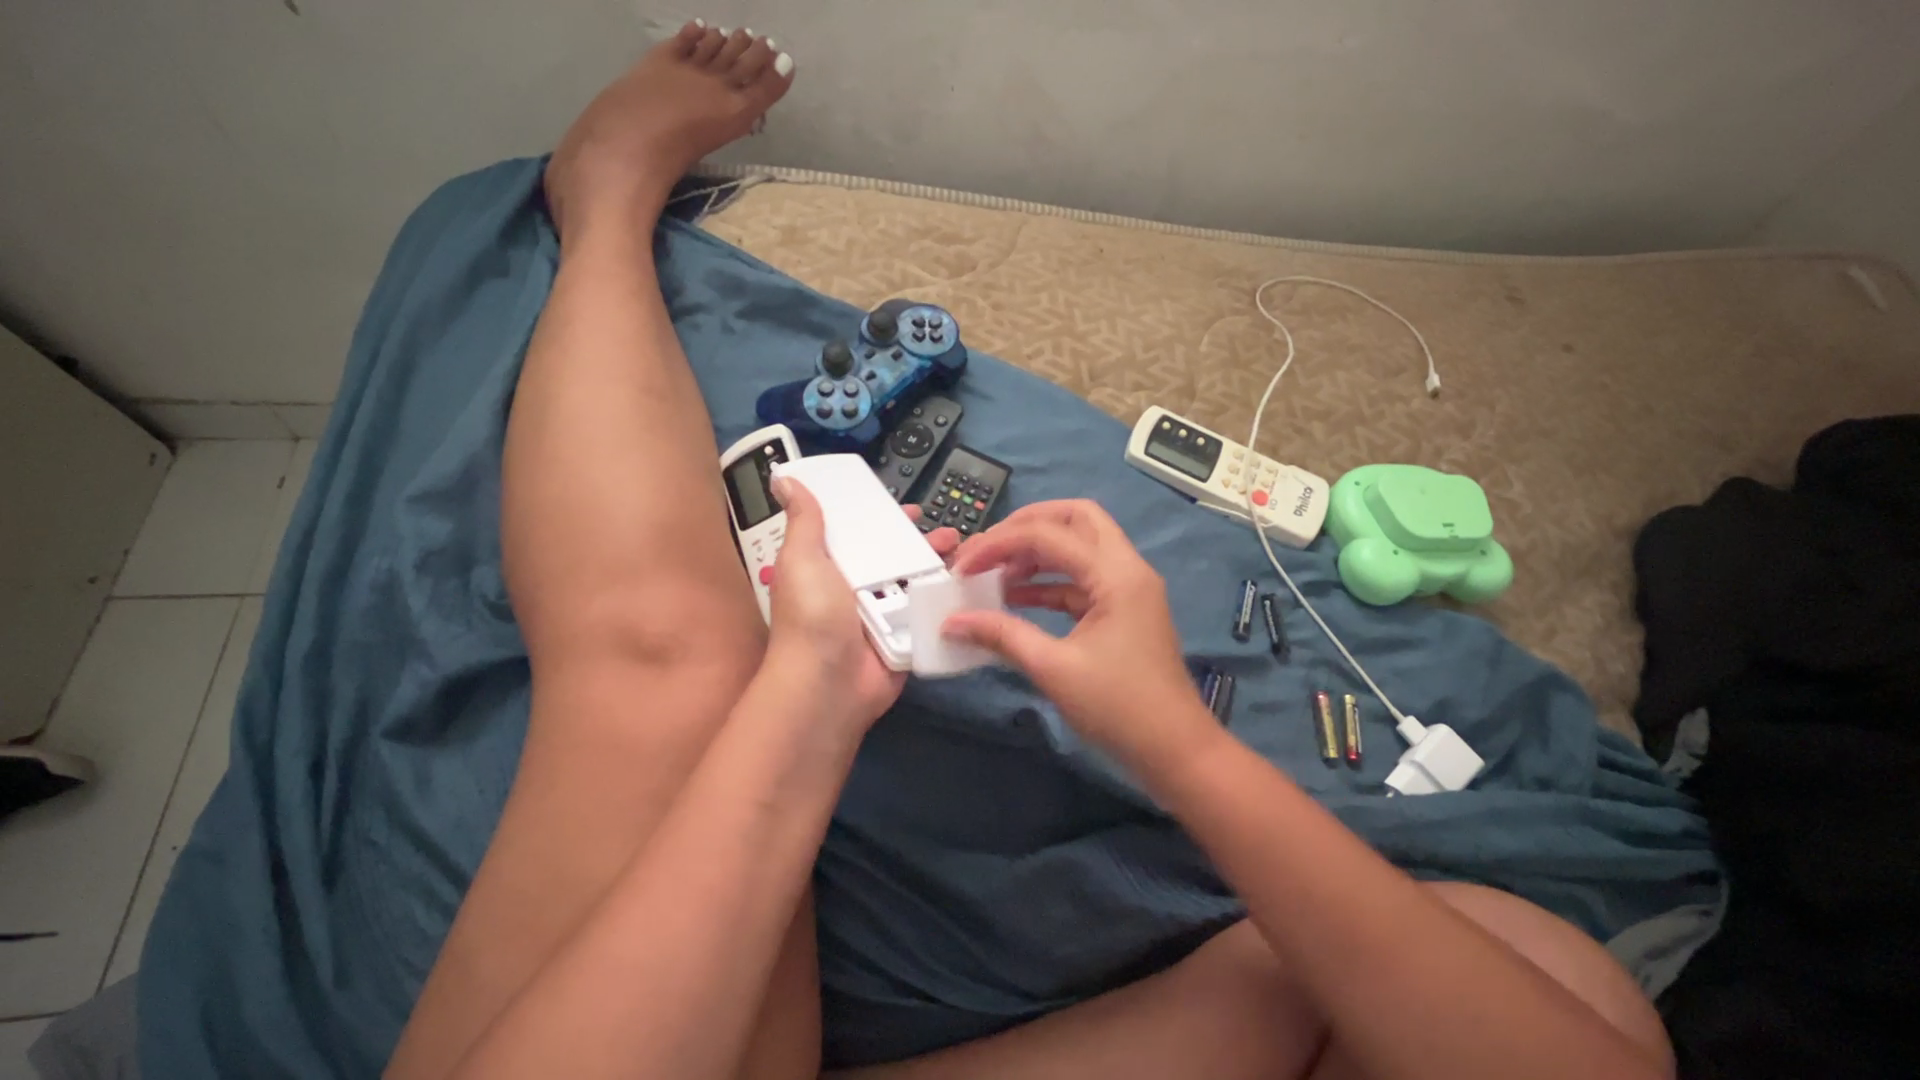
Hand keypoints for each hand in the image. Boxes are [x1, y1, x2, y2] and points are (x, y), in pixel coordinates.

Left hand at [763, 477, 958, 730]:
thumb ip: (803, 521)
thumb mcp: (802, 560)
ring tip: (965, 551)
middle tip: (950, 531)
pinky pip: (928, 613)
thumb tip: (784, 478)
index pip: (861, 536)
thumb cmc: (811, 617)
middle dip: (922, 542)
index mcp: (829, 568)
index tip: (910, 508)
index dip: (883, 520)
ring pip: (916, 583)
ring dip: (940, 566)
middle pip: (895, 558)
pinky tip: (971, 584)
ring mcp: (883, 616)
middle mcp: (856, 590)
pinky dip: (947, 599)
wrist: (828, 685)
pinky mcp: (904, 638)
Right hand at [943, 500, 1215, 767]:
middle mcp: (1127, 569)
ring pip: (1080, 546)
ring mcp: (1129, 589)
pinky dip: (1048, 582)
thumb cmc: (1118, 708)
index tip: (962, 567)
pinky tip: (1015, 599)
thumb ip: (1001, 635)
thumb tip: (952, 622)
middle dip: (1026, 526)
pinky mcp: (1124, 611)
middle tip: (987, 548)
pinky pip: (1082, 579)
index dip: (998, 544)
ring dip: (1036, 554)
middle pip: (1075, 519)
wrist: (1174, 750)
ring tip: (993, 575)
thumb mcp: (1053, 669)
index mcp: (1116, 574)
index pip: (1048, 534)